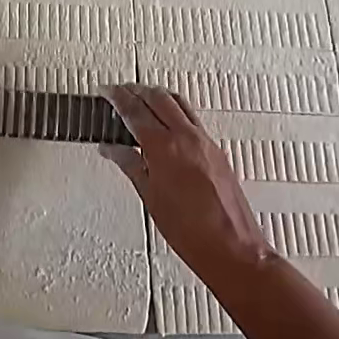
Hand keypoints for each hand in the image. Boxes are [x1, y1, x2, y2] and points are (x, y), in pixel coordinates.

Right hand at [103, 84, 273, 277]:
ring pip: (178, 102)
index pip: (135, 110)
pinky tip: (165, 121)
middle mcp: (187, 138)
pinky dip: (174, 110)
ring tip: (141, 98)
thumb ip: (130, 164)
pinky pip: (192, 117)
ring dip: (156, 95)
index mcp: (165, 148)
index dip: (117, 97)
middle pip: (157, 97)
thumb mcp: (150, 197)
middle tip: (119, 91)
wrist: (232, 248)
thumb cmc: (193, 232)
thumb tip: (113, 149)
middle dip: (135, 90)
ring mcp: (205, 141)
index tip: (106, 92)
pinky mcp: (216, 149)